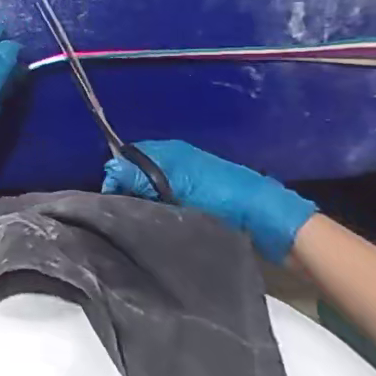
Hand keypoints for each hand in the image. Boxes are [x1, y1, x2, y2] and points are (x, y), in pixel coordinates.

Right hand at [102, 140, 314, 262]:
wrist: (267, 221)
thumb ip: (140, 176)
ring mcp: (186, 181)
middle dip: (127, 189)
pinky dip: (158, 211)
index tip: (110, 202)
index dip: (115, 177)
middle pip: (136, 173)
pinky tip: (156, 225)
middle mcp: (175, 161)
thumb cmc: (222, 197)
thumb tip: (108, 172)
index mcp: (169, 151)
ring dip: (143, 203)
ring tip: (138, 221)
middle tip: (123, 214)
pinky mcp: (195, 201)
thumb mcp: (176, 183)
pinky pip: (164, 202)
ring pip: (149, 189)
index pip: (127, 157)